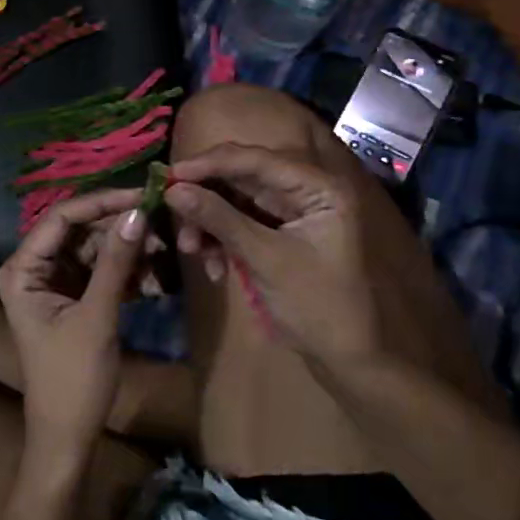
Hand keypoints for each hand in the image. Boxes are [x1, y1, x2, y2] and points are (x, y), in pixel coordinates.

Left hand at [0, 188, 145, 458]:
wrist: (68, 436)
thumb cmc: (72, 379)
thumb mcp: (96, 317)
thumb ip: (115, 263)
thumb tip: (138, 213)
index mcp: (23, 268)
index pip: (61, 217)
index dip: (101, 202)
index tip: (142, 195)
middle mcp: (36, 266)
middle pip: (81, 229)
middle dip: (120, 226)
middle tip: (162, 222)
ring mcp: (57, 281)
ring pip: (96, 248)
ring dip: (129, 248)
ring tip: (165, 250)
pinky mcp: (77, 296)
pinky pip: (103, 270)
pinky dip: (128, 270)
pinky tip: (157, 274)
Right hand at [163, 143, 463, 374]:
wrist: (351, 360)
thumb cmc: (319, 306)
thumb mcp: (265, 259)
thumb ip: (219, 219)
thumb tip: (173, 190)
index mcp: (318, 187)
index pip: (255, 160)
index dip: (209, 164)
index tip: (169, 174)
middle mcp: (305, 190)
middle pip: (240, 176)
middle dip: (205, 197)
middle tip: (172, 214)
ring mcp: (290, 211)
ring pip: (233, 200)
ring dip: (208, 222)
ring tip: (192, 252)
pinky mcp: (277, 231)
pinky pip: (238, 222)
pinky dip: (220, 240)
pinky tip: (214, 269)